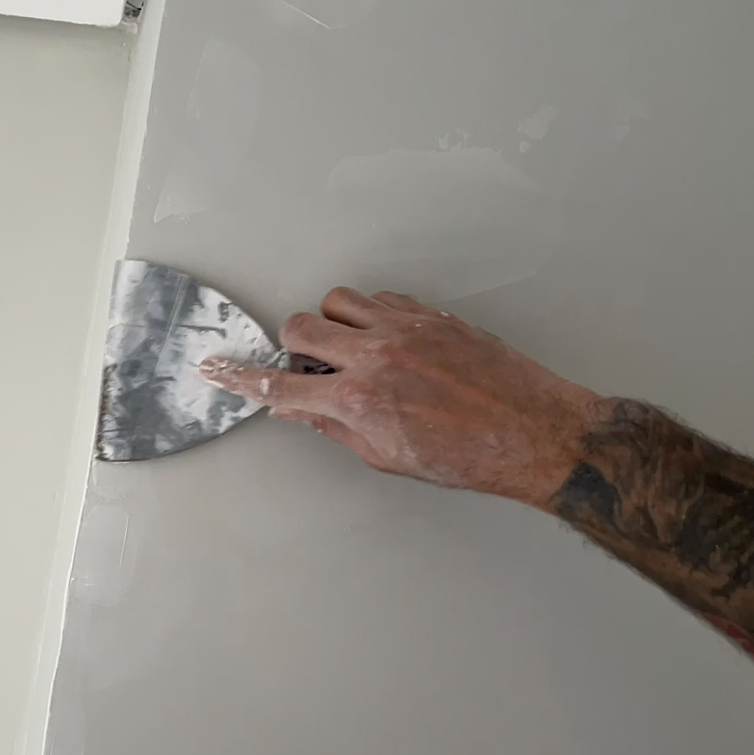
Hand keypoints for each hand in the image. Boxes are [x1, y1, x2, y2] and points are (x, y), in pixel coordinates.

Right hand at [198, 288, 602, 507]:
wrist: (537, 434)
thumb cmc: (465, 456)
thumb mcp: (383, 456)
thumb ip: (331, 425)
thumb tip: (296, 409)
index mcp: (357, 402)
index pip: (278, 387)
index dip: (239, 378)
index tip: (216, 368)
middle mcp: (376, 358)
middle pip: (298, 327)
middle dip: (292, 348)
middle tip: (311, 368)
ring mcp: (405, 330)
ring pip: (335, 301)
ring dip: (330, 324)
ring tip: (350, 350)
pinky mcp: (432, 316)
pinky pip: (380, 298)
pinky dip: (370, 316)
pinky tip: (385, 342)